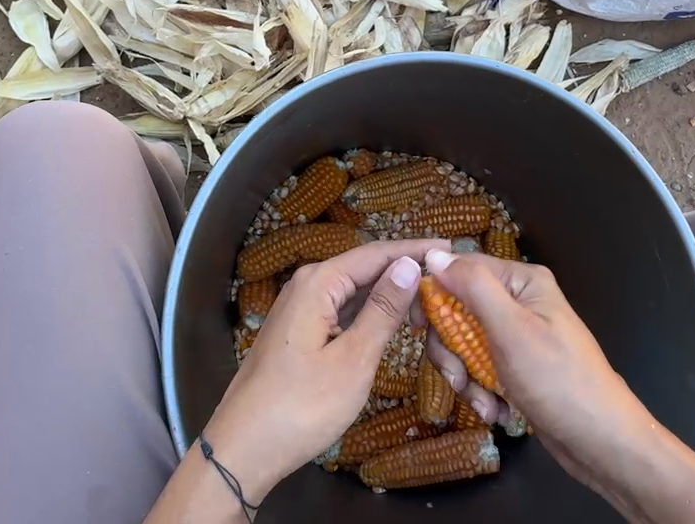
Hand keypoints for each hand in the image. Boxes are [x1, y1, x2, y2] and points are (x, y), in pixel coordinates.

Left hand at [198, 239, 449, 497]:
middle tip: (448, 281)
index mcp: (319, 282)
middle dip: (404, 271)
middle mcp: (307, 284)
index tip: (450, 246)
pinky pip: (341, 309)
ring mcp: (300, 308)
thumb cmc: (302, 406)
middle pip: (364, 267)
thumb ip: (382, 310)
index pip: (376, 253)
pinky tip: (392, 319)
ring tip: (429, 298)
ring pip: (353, 289)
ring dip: (389, 293)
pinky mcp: (299, 331)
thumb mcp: (353, 360)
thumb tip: (409, 264)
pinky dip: (370, 312)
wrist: (243, 448)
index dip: (413, 249)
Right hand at [420, 249, 649, 496]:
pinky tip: (497, 411)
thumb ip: (472, 287)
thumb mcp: (511, 329)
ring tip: (485, 404)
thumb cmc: (559, 382)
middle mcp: (518, 301)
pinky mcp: (517, 366)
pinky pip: (481, 368)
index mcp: (521, 281)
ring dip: (466, 376)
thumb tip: (432, 254)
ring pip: (464, 343)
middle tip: (459, 378)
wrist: (603, 446)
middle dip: (452, 349)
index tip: (418, 326)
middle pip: (457, 310)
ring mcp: (517, 335)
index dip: (434, 295)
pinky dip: (482, 390)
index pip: (459, 269)